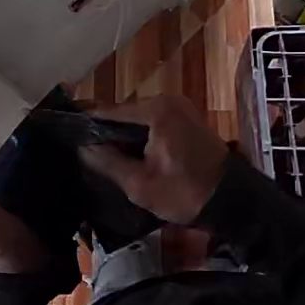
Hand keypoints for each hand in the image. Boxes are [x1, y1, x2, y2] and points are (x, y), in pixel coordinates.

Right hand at [77, 96, 227, 224]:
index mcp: (156, 110)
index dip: (88, 125)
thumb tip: (82, 149)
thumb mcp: (140, 184)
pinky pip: (154, 125)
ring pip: (139, 122)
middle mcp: (168, 101)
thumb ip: (108, 162)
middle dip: (107, 134)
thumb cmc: (185, 192)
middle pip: (124, 115)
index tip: (68, 137)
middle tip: (85, 154)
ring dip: (124, 138)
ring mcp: (180, 109)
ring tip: (103, 158)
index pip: (109, 112)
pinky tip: (130, 156)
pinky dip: (141, 138)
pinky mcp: (188, 121)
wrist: (235, 203)